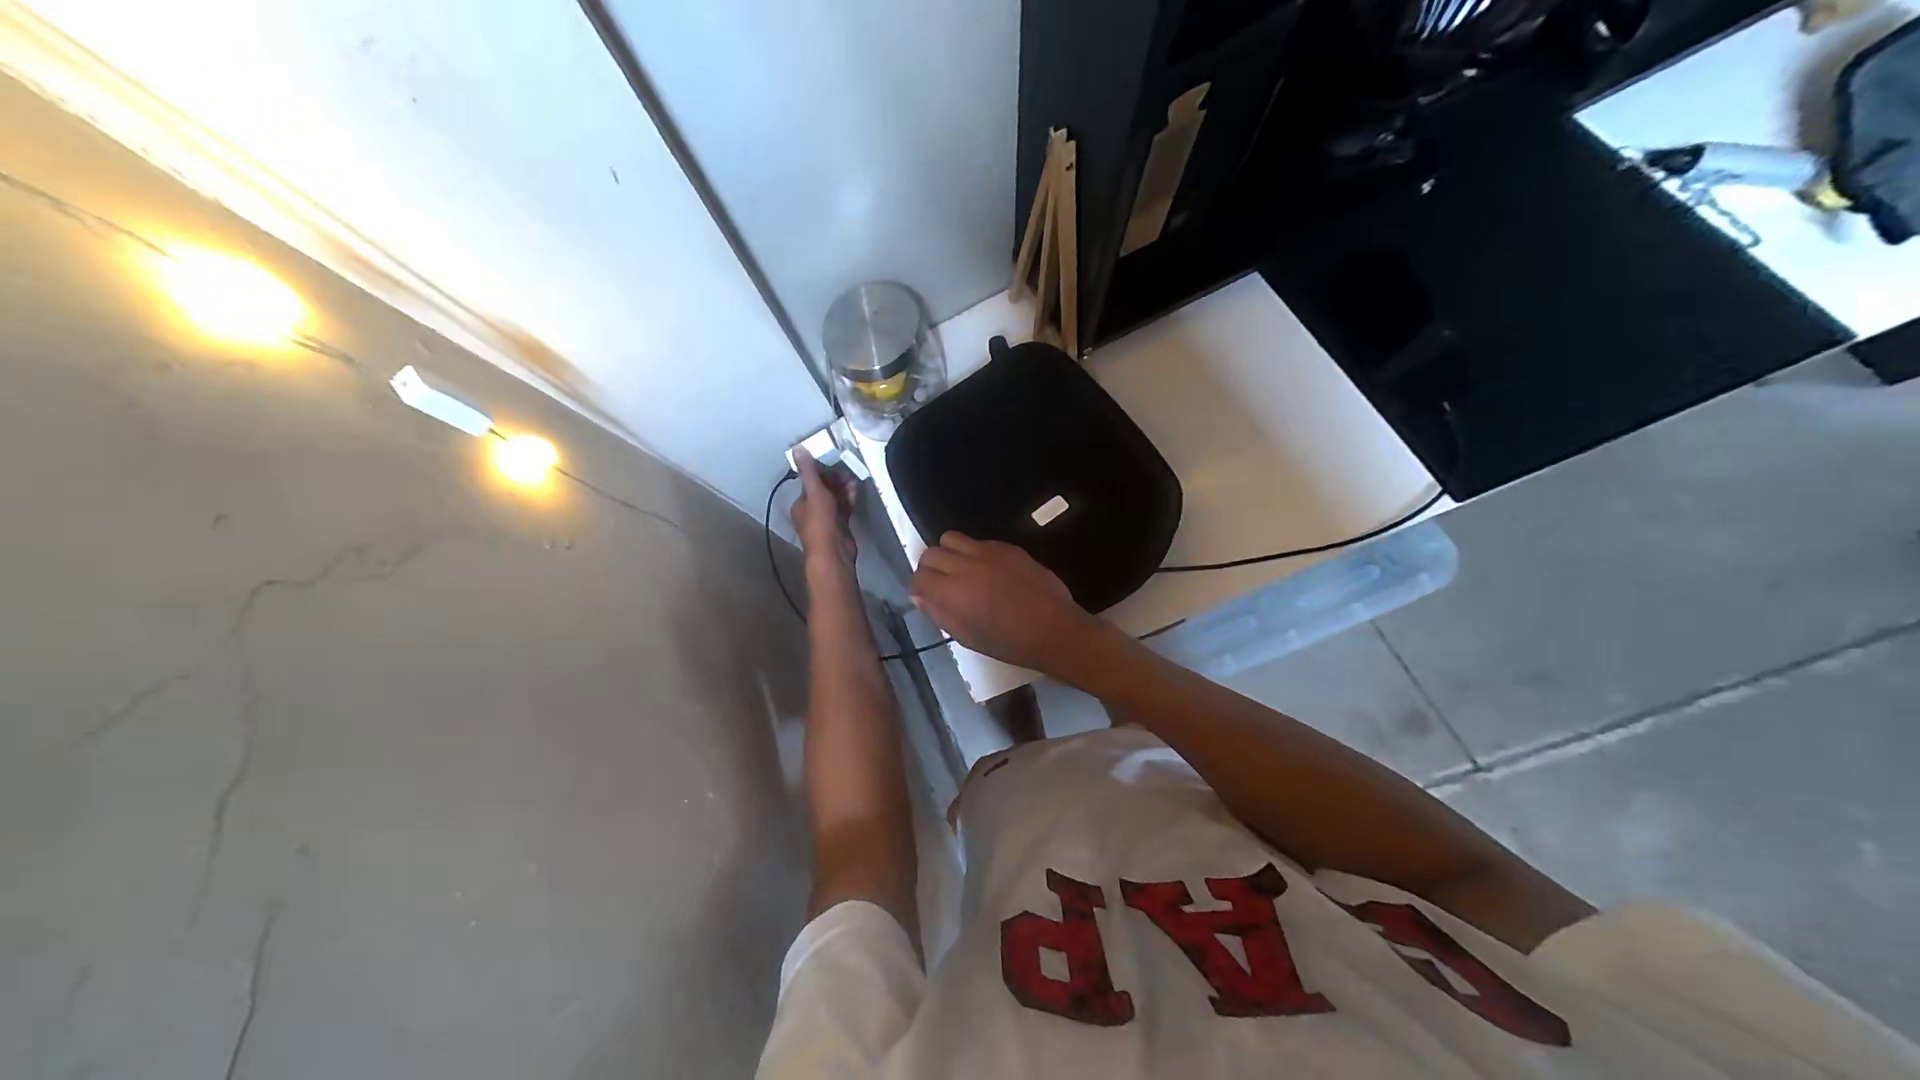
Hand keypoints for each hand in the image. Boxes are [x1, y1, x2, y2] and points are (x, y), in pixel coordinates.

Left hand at [790, 449, 858, 569]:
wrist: (833, 553)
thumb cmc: (820, 522)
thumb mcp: (814, 493)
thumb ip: (808, 471)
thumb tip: (797, 448)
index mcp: (801, 504)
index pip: (810, 482)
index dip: (822, 472)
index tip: (834, 463)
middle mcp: (811, 511)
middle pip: (824, 490)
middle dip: (836, 480)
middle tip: (849, 472)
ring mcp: (826, 520)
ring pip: (835, 499)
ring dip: (844, 489)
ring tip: (854, 481)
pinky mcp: (840, 526)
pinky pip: (844, 509)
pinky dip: (849, 500)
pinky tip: (856, 492)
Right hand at [909, 533, 1102, 673]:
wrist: (1054, 629)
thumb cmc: (1010, 643)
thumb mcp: (968, 637)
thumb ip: (940, 614)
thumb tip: (919, 597)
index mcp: (954, 592)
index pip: (919, 577)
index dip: (917, 586)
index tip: (922, 595)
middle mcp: (966, 566)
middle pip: (930, 553)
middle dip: (928, 568)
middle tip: (938, 583)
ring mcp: (988, 552)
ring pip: (951, 538)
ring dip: (948, 553)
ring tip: (959, 570)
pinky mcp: (1007, 548)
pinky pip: (978, 541)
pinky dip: (972, 552)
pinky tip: (986, 571)